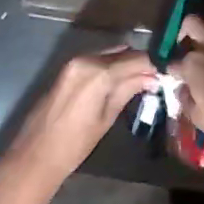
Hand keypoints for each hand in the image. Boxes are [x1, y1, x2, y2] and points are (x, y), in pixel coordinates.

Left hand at [0, 47, 155, 197]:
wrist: (38, 151)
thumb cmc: (76, 142)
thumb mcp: (107, 117)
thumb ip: (127, 91)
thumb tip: (151, 78)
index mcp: (98, 72)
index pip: (135, 59)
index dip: (152, 66)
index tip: (165, 76)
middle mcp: (86, 59)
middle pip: (122, 52)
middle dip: (139, 63)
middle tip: (154, 80)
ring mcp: (74, 61)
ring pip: (109, 54)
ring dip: (125, 64)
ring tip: (140, 82)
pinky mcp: (68, 67)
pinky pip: (96, 59)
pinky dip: (110, 66)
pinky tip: (119, 82)